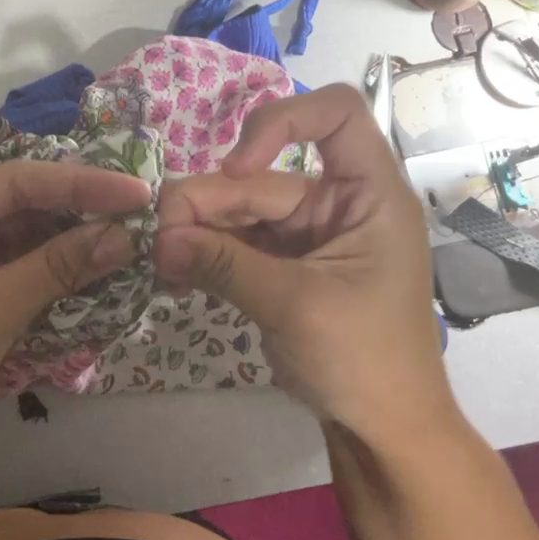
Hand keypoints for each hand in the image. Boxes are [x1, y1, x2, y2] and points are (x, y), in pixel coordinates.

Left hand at [0, 160, 151, 448]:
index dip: (78, 181)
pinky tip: (98, 264)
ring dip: (74, 236)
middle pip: (23, 200)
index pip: (15, 181)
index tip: (135, 192)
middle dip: (80, 207)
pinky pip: (22, 260)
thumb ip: (57, 268)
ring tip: (130, 236)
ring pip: (27, 231)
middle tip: (140, 213)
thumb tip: (123, 236)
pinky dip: (58, 264)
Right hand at [153, 85, 455, 438]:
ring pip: (233, 213)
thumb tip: (157, 238)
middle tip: (158, 246)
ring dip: (192, 235)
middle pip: (256, 179)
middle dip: (203, 206)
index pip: (335, 115)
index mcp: (367, 195)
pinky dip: (199, 258)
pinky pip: (229, 246)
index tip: (234, 166)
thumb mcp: (295, 306)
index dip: (281, 122)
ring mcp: (302, 236)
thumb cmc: (364, 358)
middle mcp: (333, 204)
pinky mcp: (277, 266)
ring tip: (160, 269)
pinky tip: (173, 280)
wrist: (381, 424)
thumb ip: (225, 265)